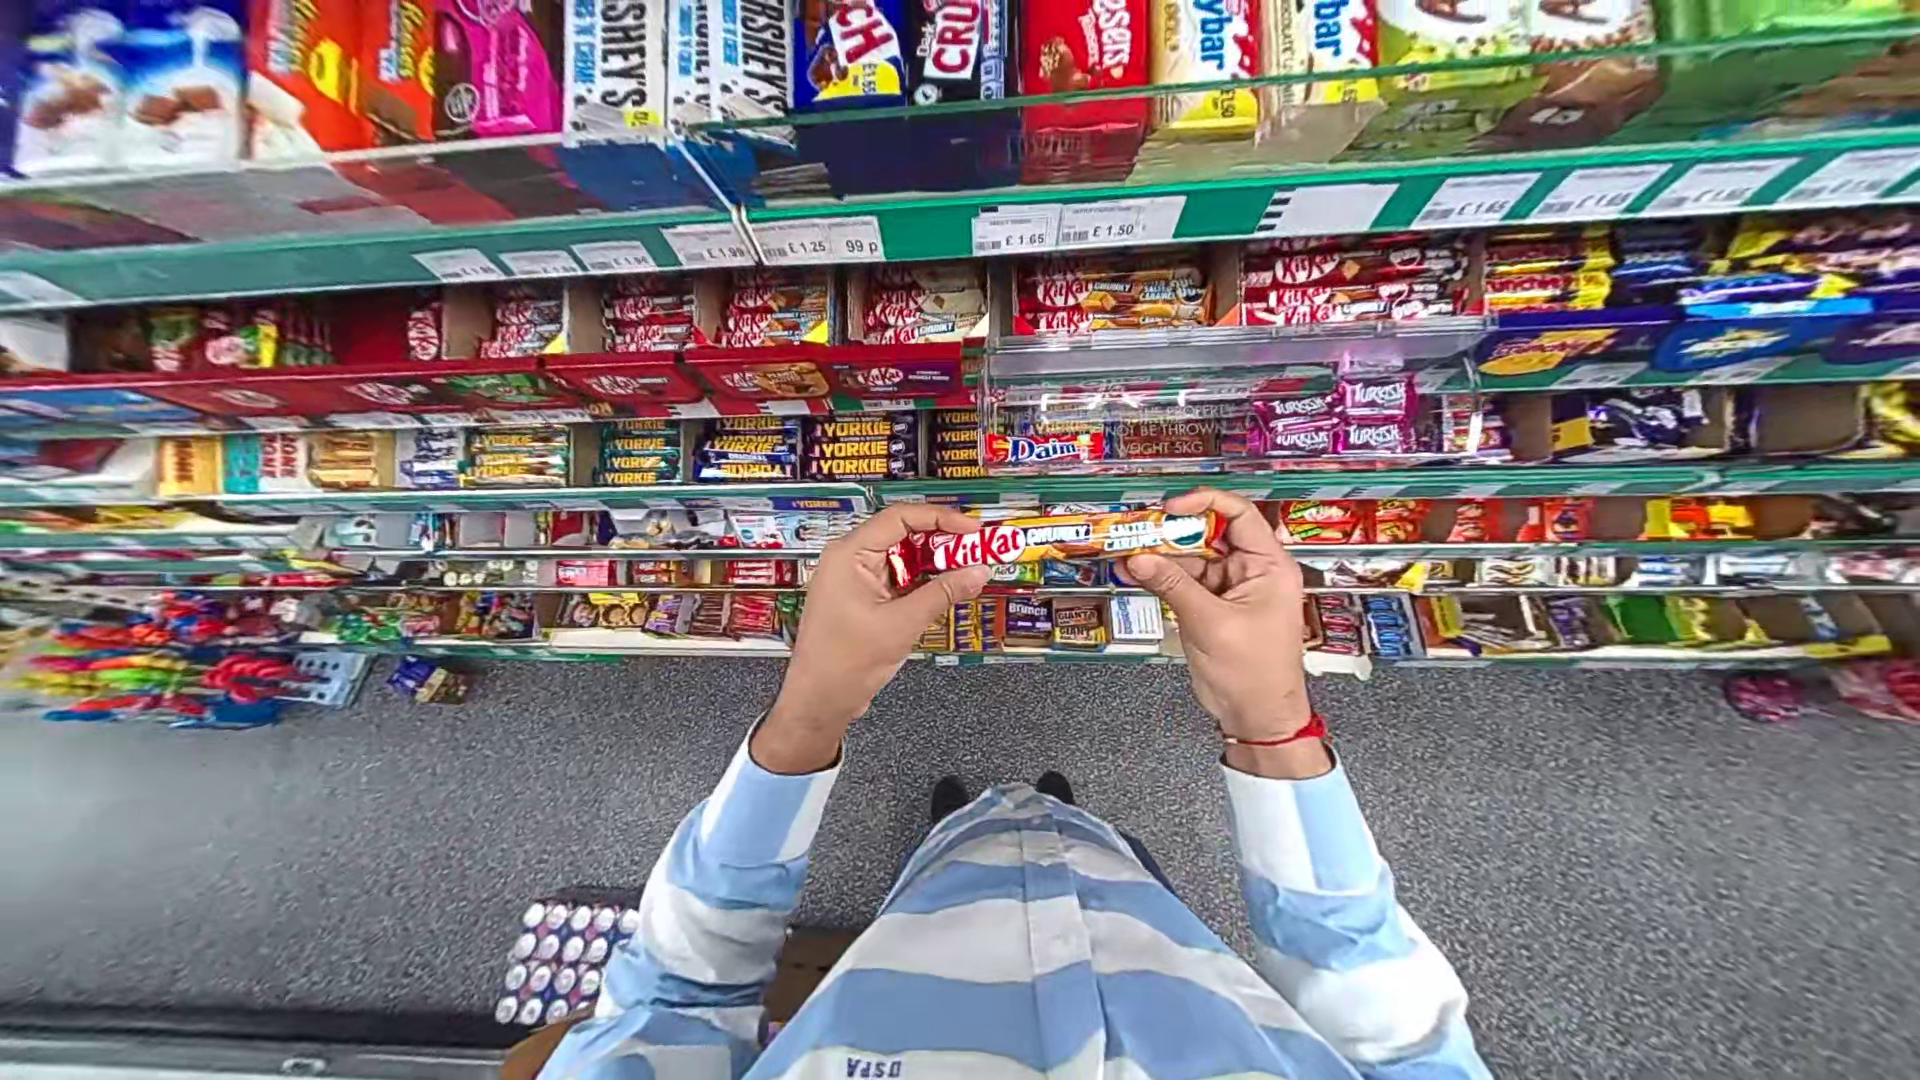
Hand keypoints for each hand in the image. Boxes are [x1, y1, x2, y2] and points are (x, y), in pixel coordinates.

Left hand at [754, 504, 990, 773]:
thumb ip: (943, 593)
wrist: (819, 701)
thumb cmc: (848, 662)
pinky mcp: (863, 598)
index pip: (899, 518)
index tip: (972, 529)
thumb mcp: (902, 624)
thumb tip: (980, 571)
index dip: (940, 518)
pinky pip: (898, 578)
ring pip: (902, 558)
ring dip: (934, 563)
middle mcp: (850, 559)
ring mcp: (855, 579)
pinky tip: (948, 587)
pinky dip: (922, 581)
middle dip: (941, 541)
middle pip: (902, 535)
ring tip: (969, 568)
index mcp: (850, 554)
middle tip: (977, 549)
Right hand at [1124, 489, 1328, 777]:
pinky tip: (1135, 573)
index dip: (1204, 502)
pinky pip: (1182, 580)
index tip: (1171, 507)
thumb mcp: (1210, 623)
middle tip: (1139, 531)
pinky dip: (1159, 577)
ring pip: (1190, 558)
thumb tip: (1140, 559)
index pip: (1240, 514)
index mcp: (1268, 566)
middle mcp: (1250, 571)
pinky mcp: (1210, 604)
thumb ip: (1172, 585)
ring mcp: (1228, 588)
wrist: (1255, 715)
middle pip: (1208, 535)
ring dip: (1159, 557)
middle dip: (1172, 533)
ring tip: (1128, 555)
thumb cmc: (1255, 674)